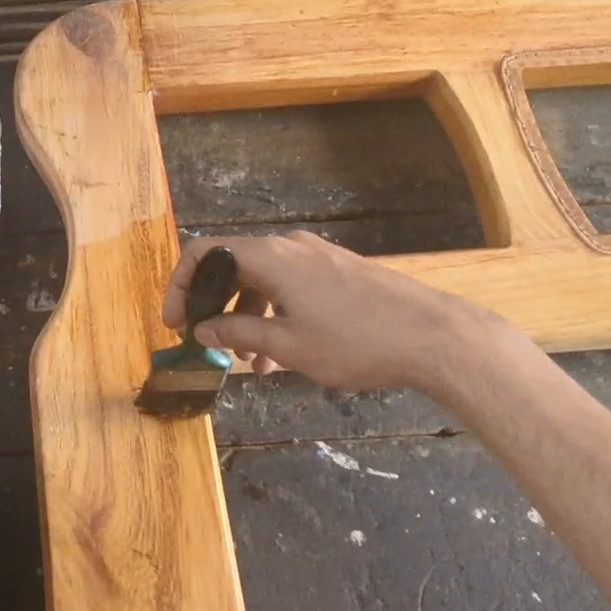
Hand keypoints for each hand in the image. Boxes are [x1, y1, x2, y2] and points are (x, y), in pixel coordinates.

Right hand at [161, 231, 525, 393]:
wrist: (436, 336)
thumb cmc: (356, 341)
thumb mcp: (289, 345)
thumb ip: (239, 333)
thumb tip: (203, 330)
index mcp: (269, 257)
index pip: (204, 253)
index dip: (180, 285)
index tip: (175, 322)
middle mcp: (288, 247)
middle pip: (232, 266)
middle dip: (215, 307)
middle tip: (207, 343)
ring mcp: (316, 256)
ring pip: (262, 280)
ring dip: (247, 317)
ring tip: (251, 364)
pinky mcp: (337, 270)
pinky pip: (289, 286)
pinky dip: (274, 313)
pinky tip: (284, 353)